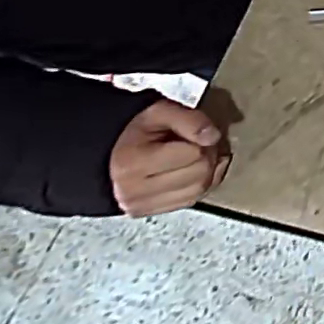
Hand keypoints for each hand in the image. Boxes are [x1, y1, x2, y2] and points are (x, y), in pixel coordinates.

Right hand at [109, 98, 231, 216]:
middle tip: (199, 144)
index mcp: (133, 163)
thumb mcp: (162, 111)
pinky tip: (195, 170)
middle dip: (209, 155)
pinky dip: (202, 184)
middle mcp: (133, 191)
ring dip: (209, 171)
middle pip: (200, 174)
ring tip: (197, 156)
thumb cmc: (138, 130)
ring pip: (200, 190)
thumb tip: (213, 138)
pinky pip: (192, 200)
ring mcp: (140, 206)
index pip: (194, 154)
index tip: (195, 133)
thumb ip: (191, 120)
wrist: (110, 153)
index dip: (204, 140)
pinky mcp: (149, 212)